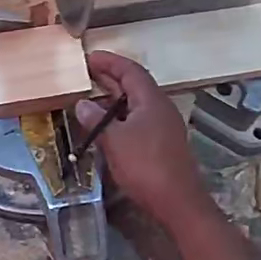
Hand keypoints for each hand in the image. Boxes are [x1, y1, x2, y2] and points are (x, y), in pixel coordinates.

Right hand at [75, 52, 211, 228]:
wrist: (178, 202)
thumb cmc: (146, 166)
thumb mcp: (115, 140)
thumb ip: (97, 120)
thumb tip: (83, 104)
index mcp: (151, 100)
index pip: (130, 70)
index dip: (110, 62)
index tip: (90, 57)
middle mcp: (160, 108)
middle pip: (134, 85)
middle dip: (110, 78)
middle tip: (86, 73)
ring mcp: (163, 126)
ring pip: (136, 103)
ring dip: (114, 99)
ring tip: (90, 98)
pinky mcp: (162, 143)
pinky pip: (138, 119)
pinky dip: (120, 116)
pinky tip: (105, 126)